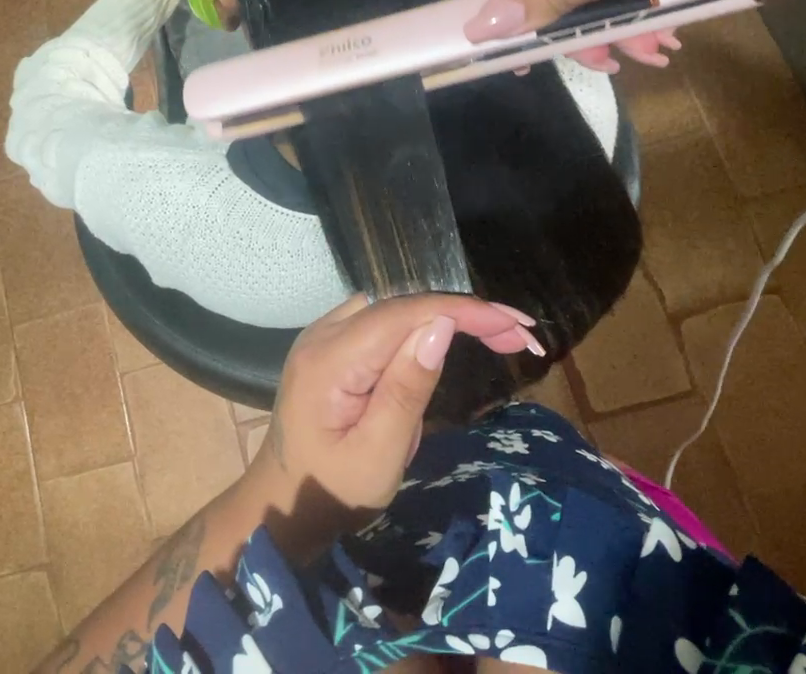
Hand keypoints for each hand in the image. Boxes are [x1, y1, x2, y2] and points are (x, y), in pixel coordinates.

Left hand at [242, 293, 541, 517]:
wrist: (283, 501)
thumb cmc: (334, 492)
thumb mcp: (379, 454)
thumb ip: (407, 389)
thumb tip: (441, 326)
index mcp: (329, 359)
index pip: (402, 314)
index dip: (461, 311)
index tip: (515, 325)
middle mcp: (322, 334)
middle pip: (401, 304)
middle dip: (464, 311)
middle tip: (521, 335)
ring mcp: (324, 336)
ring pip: (395, 308)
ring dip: (447, 314)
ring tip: (500, 334)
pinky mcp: (332, 346)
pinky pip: (384, 321)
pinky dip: (424, 323)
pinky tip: (455, 334)